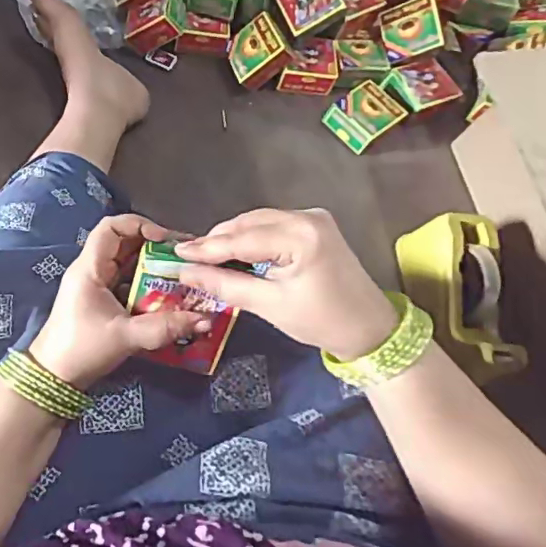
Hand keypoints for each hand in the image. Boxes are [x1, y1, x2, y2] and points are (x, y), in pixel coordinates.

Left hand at [27, 214, 212, 387]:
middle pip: (124, 242)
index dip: (140, 225)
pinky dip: (147, 284)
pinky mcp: (102, 301)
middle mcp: (92, 270)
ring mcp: (96, 285)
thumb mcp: (125, 337)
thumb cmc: (81, 350)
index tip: (165, 240)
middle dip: (154, 246)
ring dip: (153, 266)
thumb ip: (165, 327)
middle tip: (184, 257)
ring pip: (128, 263)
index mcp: (90, 269)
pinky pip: (128, 282)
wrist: (54, 377)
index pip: (111, 227)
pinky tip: (169, 295)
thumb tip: (204, 320)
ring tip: (182, 274)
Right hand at [173, 208, 397, 361]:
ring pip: (258, 222)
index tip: (176, 254)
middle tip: (187, 258)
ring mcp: (313, 218)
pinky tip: (233, 252)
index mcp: (301, 236)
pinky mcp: (314, 226)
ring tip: (205, 257)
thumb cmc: (322, 321)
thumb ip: (226, 285)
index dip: (206, 248)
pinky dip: (250, 238)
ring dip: (232, 238)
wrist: (370, 328)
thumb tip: (186, 273)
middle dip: (217, 240)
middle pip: (249, 224)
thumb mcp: (270, 305)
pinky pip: (272, 226)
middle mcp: (307, 217)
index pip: (242, 239)